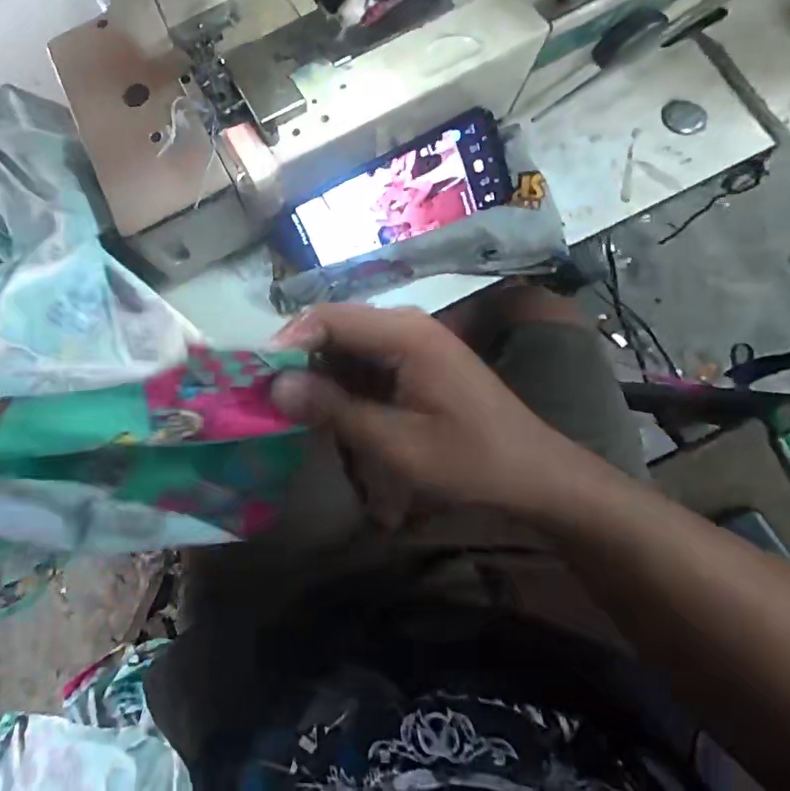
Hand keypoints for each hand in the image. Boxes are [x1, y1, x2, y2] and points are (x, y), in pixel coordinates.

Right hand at [269, 303, 610, 516]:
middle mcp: (407, 324)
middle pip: (335, 326)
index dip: (287, 342)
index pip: (328, 317)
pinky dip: (344, 384)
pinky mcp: (417, 360)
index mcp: (405, 333)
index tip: (255, 378)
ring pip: (347, 344)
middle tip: (267, 397)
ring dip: (319, 374)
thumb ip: (334, 411)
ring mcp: (414, 340)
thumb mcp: (396, 444)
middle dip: (299, 359)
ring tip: (292, 410)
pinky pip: (366, 360)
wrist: (534, 473)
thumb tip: (275, 386)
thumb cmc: (469, 460)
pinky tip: (332, 413)